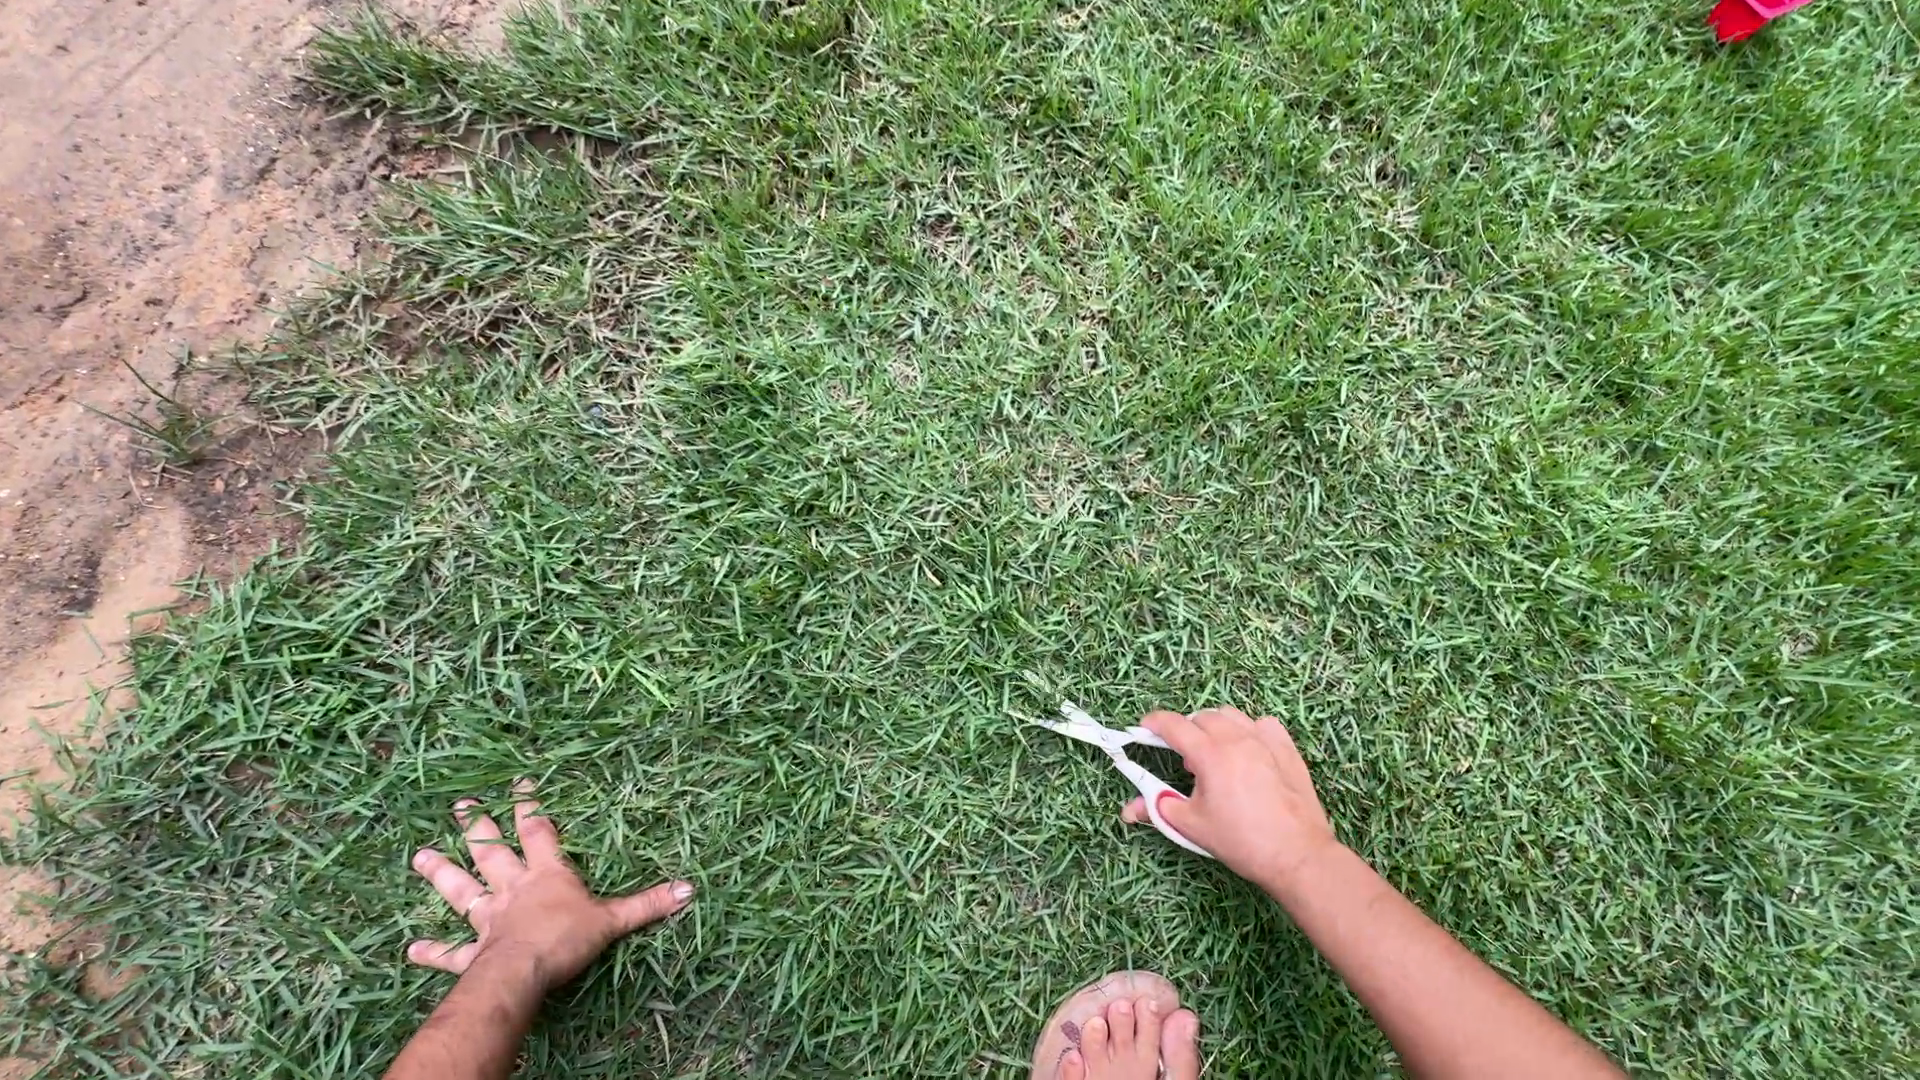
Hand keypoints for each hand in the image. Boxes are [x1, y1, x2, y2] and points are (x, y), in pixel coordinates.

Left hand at [407, 783, 693, 993]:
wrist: (520, 976)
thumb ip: (648, 904)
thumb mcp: (614, 919)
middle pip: (492, 852)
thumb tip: (690, 888)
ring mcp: (489, 920)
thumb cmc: (565, 939)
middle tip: (460, 805)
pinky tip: (412, 948)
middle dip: (478, 828)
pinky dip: (432, 951)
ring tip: (420, 855)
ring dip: (441, 873)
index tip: (517, 782)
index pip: (538, 831)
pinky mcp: (473, 955)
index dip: (529, 806)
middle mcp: (513, 889)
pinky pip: (450, 953)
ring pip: (461, 891)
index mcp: (547, 874)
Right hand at [1122, 706, 1338, 889]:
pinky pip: (1263, 725)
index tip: (1143, 729)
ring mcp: (1265, 741)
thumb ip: (1158, 808)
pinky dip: (1249, 730)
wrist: (1298, 856)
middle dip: (1186, 730)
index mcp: (1210, 754)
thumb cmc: (1241, 841)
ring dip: (1215, 727)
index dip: (1153, 723)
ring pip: (1231, 716)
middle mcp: (1237, 739)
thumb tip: (1129, 810)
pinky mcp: (1288, 750)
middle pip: (1201, 717)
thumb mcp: (1192, 826)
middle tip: (1184, 758)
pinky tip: (1248, 752)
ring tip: (1214, 753)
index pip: (1173, 725)